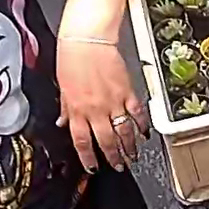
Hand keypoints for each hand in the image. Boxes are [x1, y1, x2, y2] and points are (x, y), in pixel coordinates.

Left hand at [55, 40, 147, 173]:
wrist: (87, 42)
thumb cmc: (72, 59)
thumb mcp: (62, 87)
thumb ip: (65, 107)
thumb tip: (62, 122)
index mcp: (76, 110)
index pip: (82, 142)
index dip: (88, 158)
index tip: (94, 167)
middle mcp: (95, 110)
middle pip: (106, 141)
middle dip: (113, 157)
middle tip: (120, 166)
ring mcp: (113, 103)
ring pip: (124, 132)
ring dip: (130, 147)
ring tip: (134, 155)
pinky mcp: (128, 94)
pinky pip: (137, 115)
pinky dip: (143, 126)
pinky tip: (145, 133)